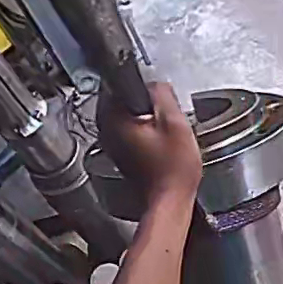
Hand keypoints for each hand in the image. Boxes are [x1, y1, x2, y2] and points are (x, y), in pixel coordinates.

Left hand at [98, 82, 201, 205]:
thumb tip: (156, 84)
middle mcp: (107, 132)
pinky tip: (161, 141)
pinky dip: (145, 132)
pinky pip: (132, 132)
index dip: (141, 84)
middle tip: (164, 113)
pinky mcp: (123, 155)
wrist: (170, 200)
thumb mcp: (175, 123)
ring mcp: (113, 145)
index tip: (156, 93)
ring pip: (128, 116)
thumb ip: (162, 94)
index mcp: (114, 120)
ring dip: (145, 117)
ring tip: (164, 129)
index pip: (117, 83)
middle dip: (144, 101)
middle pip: (123, 100)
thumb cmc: (172, 170)